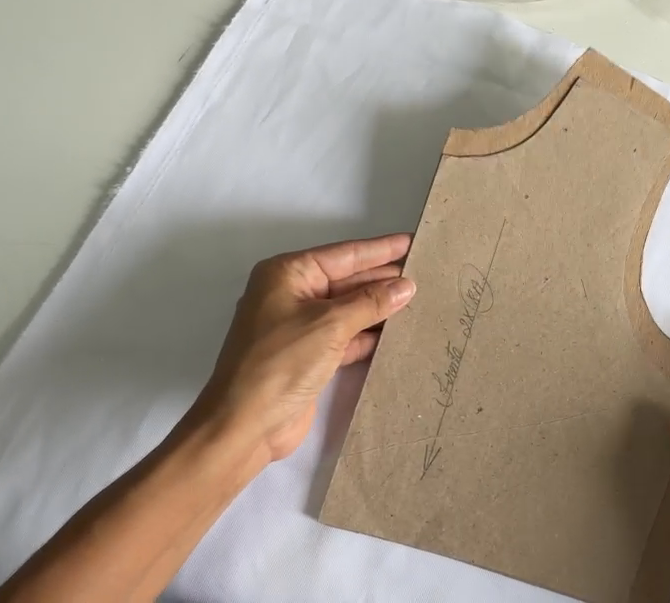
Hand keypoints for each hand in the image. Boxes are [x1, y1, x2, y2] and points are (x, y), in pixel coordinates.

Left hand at [189, 234, 416, 462]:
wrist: (243, 428)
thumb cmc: (281, 363)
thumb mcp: (330, 325)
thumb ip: (371, 302)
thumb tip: (406, 285)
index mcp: (288, 274)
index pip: (345, 255)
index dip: (381, 249)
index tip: (413, 240)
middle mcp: (292, 294)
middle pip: (348, 279)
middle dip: (384, 277)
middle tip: (426, 270)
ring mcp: (300, 326)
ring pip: (350, 308)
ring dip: (381, 306)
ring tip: (421, 297)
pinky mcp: (310, 355)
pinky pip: (347, 334)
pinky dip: (370, 332)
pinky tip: (399, 330)